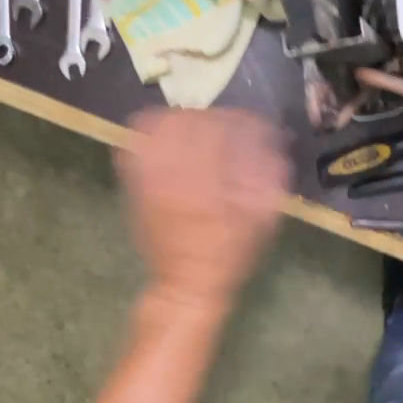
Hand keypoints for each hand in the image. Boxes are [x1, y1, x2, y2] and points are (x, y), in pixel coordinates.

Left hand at [117, 108, 291, 311]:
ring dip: (180, 121)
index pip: (220, 127)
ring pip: (157, 127)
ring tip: (194, 130)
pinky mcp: (134, 186)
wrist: (184, 284)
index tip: (250, 125)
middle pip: (187, 120)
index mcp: (210, 182)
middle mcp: (176, 175)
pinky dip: (148, 134)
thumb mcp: (260, 221)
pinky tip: (164, 140)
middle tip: (223, 127)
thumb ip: (267, 179)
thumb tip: (270, 142)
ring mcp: (149, 179)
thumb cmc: (228, 256)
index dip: (238, 119)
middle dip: (210, 117)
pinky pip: (131, 147)